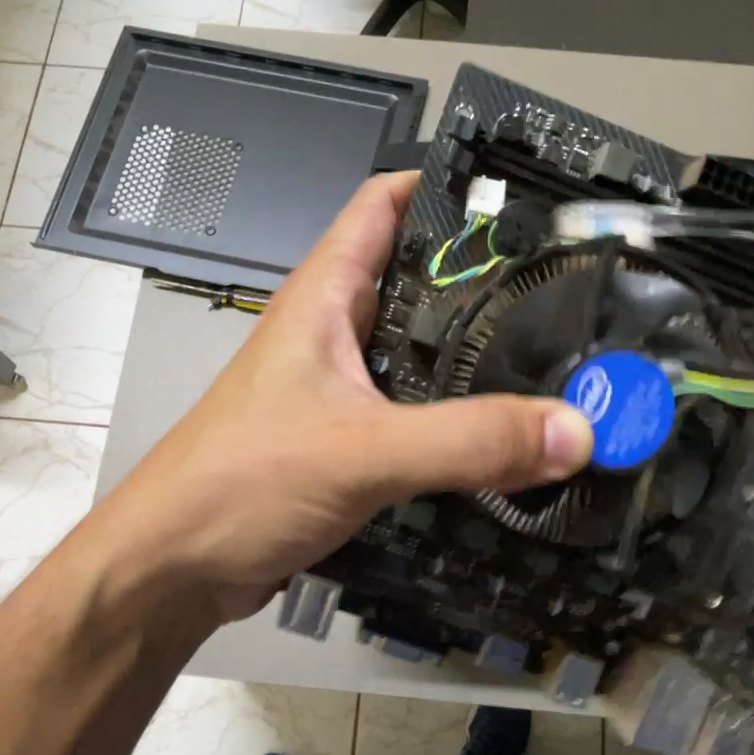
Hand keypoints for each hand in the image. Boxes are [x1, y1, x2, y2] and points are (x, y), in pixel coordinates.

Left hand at [91, 172, 593, 624]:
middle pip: (415, 285)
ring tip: (552, 367)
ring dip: (471, 362)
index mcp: (323, 298)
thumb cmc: (241, 483)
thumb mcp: (362, 450)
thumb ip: (468, 441)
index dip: (445, 187)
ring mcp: (335, 393)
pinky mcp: (341, 447)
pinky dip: (454, 424)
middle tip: (565, 294)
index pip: (384, 206)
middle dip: (482, 284)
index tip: (523, 199)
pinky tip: (501, 443)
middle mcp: (330, 335)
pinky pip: (411, 420)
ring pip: (416, 359)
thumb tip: (577, 429)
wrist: (175, 567)